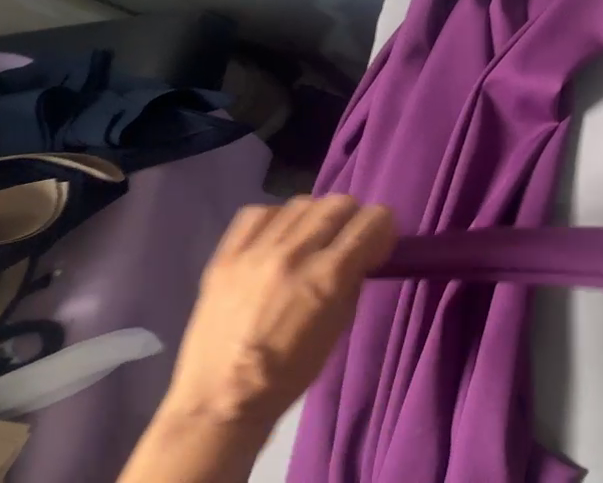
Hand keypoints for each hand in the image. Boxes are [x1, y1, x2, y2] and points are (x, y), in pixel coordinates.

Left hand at [161, 195, 394, 426]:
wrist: (219, 400)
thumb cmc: (292, 369)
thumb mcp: (341, 321)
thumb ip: (353, 276)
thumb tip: (361, 250)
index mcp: (329, 275)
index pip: (374, 218)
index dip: (382, 230)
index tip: (375, 249)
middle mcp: (294, 254)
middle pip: (339, 203)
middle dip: (352, 219)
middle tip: (345, 244)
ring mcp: (254, 254)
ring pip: (302, 203)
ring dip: (315, 218)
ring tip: (308, 242)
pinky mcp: (223, 259)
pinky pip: (257, 214)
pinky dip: (275, 220)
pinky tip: (276, 240)